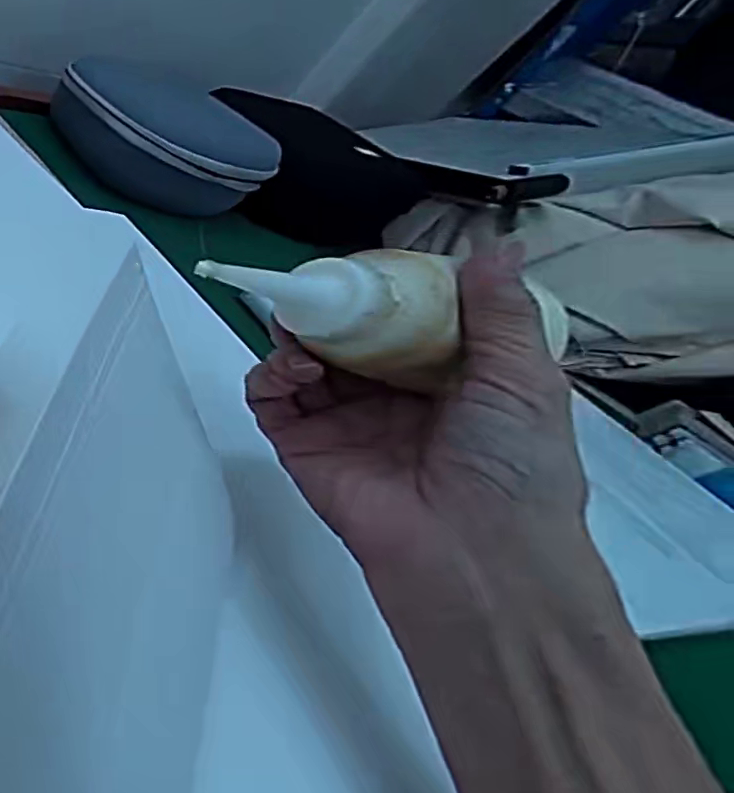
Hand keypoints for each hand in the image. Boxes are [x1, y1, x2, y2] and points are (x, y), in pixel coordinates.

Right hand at [245, 245, 617, 616]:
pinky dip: (269, 374)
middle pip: (339, 341)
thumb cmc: (510, 467)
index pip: (397, 327)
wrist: (466, 542)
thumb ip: (501, 316)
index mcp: (439, 380)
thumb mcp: (525, 382)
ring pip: (297, 362)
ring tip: (304, 335)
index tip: (370, 274)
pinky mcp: (296, 439)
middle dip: (327, 315)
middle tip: (322, 295)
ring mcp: (335, 417)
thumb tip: (495, 250)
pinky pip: (267, 396)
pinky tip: (295, 368)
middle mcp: (382, 396)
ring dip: (294, 341)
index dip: (381, 298)